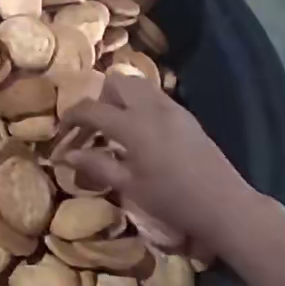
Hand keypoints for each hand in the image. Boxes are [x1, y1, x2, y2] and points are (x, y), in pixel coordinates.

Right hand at [63, 70, 265, 255]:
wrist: (223, 203)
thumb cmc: (172, 199)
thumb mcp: (130, 186)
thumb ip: (97, 165)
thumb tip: (67, 155)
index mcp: (133, 125)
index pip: (92, 108)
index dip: (71, 117)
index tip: (62, 131)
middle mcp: (152, 107)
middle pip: (116, 82)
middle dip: (99, 99)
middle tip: (94, 129)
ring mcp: (172, 107)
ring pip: (137, 84)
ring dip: (120, 99)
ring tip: (116, 131)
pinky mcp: (186, 115)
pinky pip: (155, 96)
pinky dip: (139, 105)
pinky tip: (140, 135)